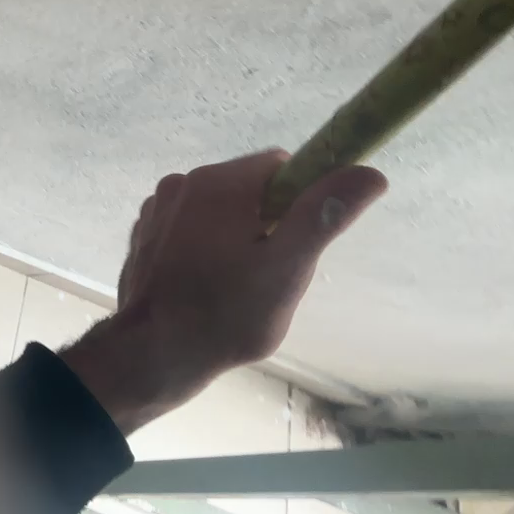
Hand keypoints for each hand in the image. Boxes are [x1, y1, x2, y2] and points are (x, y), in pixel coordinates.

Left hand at [61, 152, 385, 433]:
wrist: (154, 347)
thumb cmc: (228, 310)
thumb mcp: (288, 265)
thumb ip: (323, 215)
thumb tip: (367, 172)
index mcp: (215, 182)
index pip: (279, 166)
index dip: (302, 198)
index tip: (302, 239)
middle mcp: (180, 183)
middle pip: (248, 187)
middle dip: (269, 221)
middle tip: (272, 270)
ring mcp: (157, 206)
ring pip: (219, 208)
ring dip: (237, 234)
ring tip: (239, 282)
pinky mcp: (146, 230)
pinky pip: (190, 224)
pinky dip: (205, 243)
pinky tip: (208, 281)